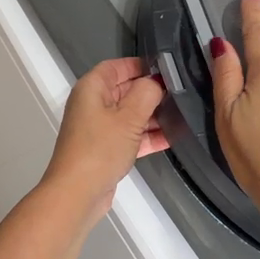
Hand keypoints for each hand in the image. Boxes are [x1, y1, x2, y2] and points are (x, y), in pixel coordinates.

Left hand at [42, 57, 167, 212]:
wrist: (78, 193)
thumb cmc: (100, 148)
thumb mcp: (128, 117)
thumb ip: (146, 94)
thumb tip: (156, 82)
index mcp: (92, 88)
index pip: (116, 66)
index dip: (139, 65)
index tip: (165, 69)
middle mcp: (93, 104)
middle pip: (124, 90)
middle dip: (149, 91)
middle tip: (179, 92)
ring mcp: (98, 128)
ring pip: (129, 114)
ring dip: (151, 115)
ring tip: (181, 114)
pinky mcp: (105, 149)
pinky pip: (130, 135)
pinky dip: (147, 136)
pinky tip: (171, 138)